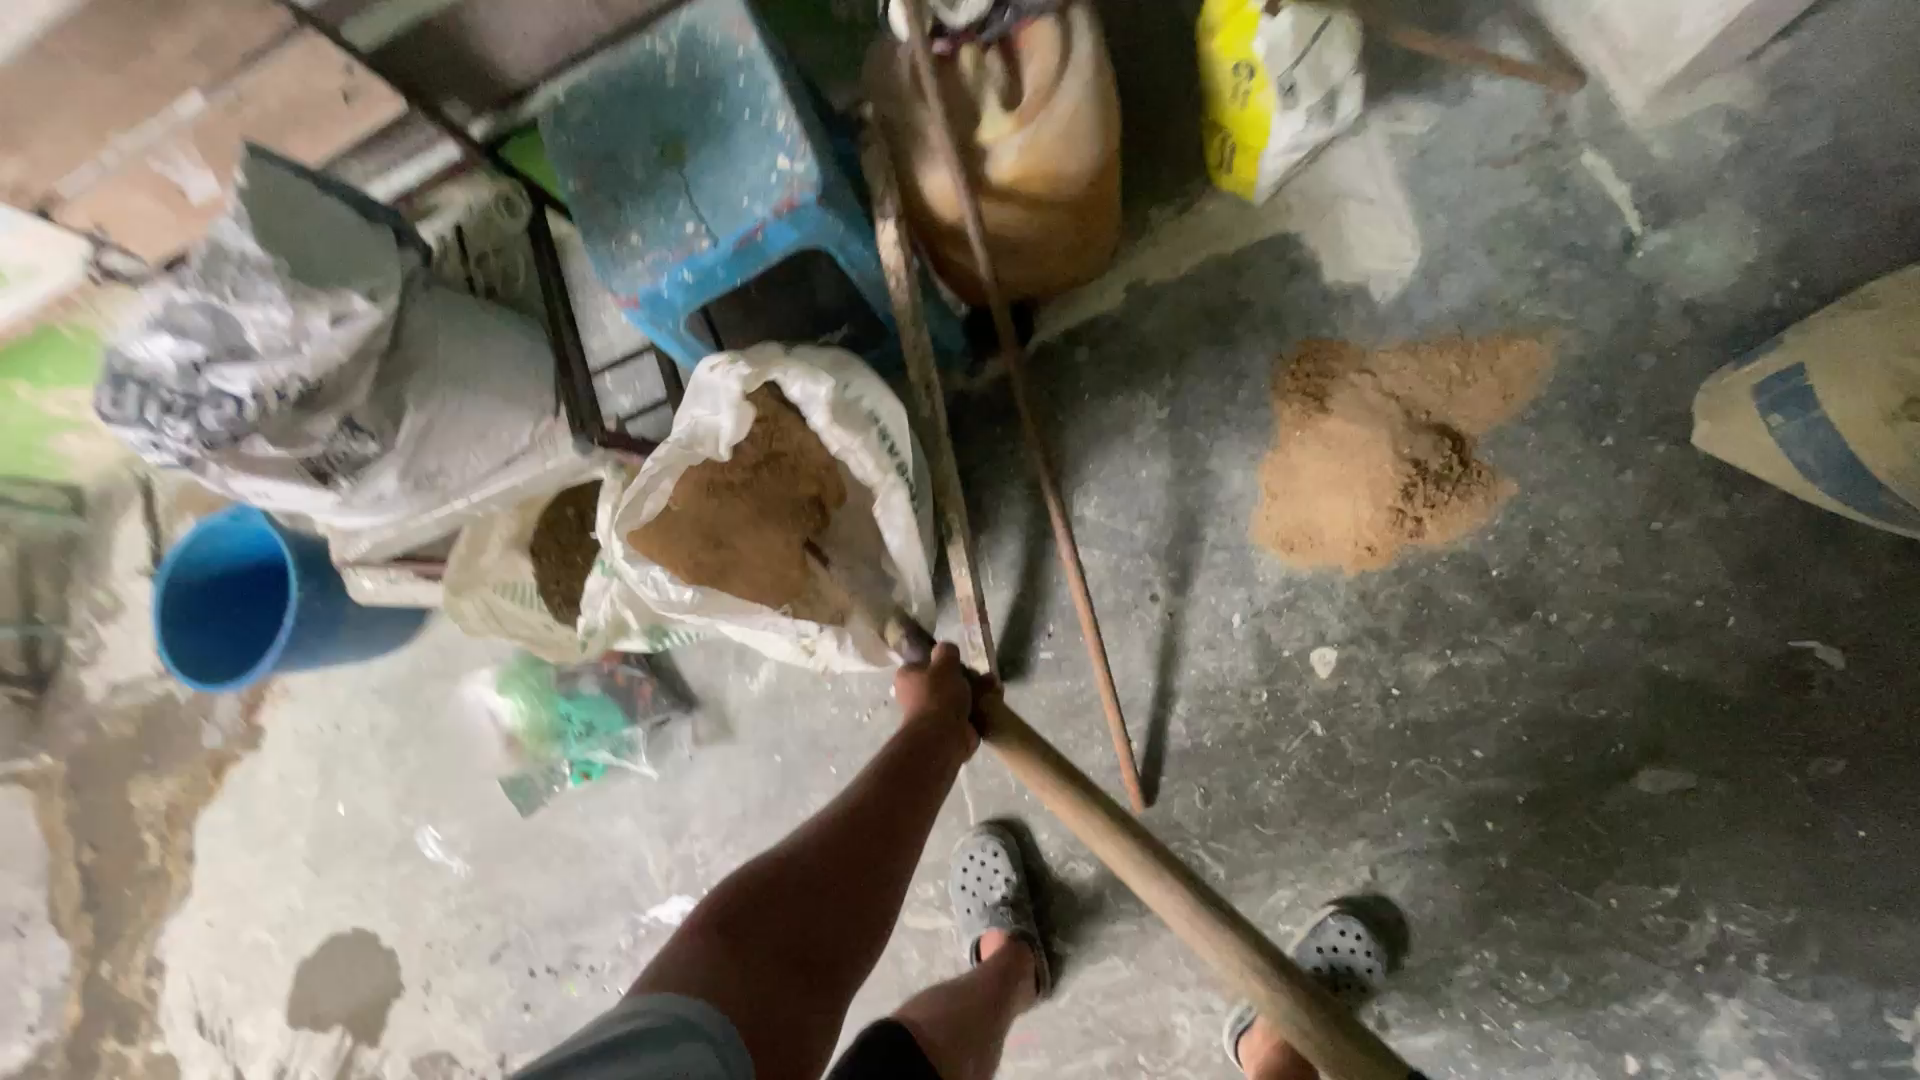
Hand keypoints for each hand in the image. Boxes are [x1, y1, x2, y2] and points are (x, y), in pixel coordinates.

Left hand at [894, 643, 992, 756]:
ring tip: (992, 684)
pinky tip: (994, 697)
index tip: (957, 660)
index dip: (941, 660)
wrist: (944, 736)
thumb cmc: (939, 694)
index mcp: (907, 677)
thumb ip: (946, 651)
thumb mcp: (944, 662)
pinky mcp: (949, 726)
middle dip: (964, 676)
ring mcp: (933, 712)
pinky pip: (966, 711)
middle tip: (977, 674)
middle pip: (943, 679)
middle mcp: (916, 694)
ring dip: (975, 689)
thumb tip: (946, 649)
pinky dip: (979, 706)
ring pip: (957, 695)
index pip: (923, 662)